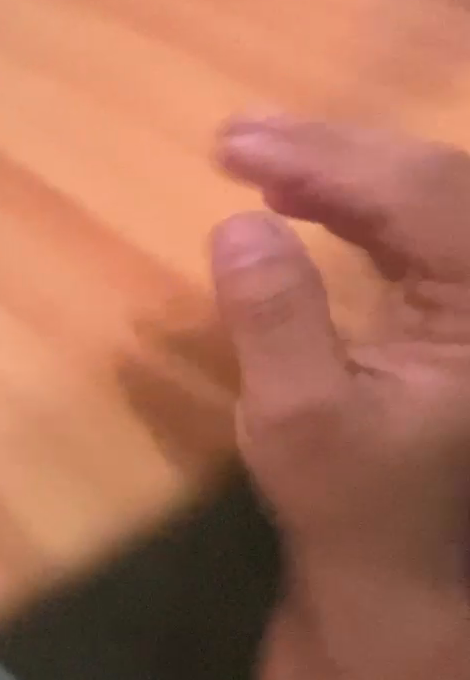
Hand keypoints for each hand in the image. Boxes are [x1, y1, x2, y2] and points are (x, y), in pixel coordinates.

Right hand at [211, 116, 469, 592]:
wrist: (388, 544)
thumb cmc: (343, 488)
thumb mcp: (295, 410)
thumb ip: (274, 317)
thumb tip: (235, 227)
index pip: (424, 200)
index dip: (328, 162)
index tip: (232, 147)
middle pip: (438, 181)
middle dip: (332, 151)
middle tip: (234, 136)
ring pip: (430, 195)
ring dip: (340, 168)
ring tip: (254, 154)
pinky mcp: (455, 303)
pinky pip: (414, 227)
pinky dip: (351, 202)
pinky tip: (298, 194)